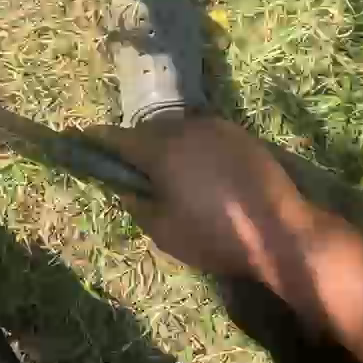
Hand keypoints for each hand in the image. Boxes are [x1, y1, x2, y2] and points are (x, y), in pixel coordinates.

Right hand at [92, 117, 317, 289]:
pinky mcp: (238, 133)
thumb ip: (137, 206)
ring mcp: (213, 127)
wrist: (281, 232)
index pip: (117, 138)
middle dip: (137, 146)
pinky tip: (206, 172)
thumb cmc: (216, 236)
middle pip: (148, 131)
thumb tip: (125, 190)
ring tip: (175, 173)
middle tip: (138, 171)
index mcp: (160, 150)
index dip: (96, 139)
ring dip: (168, 145)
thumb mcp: (165, 232)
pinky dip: (195, 146)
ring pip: (176, 129)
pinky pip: (203, 133)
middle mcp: (183, 128)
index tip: (80, 137)